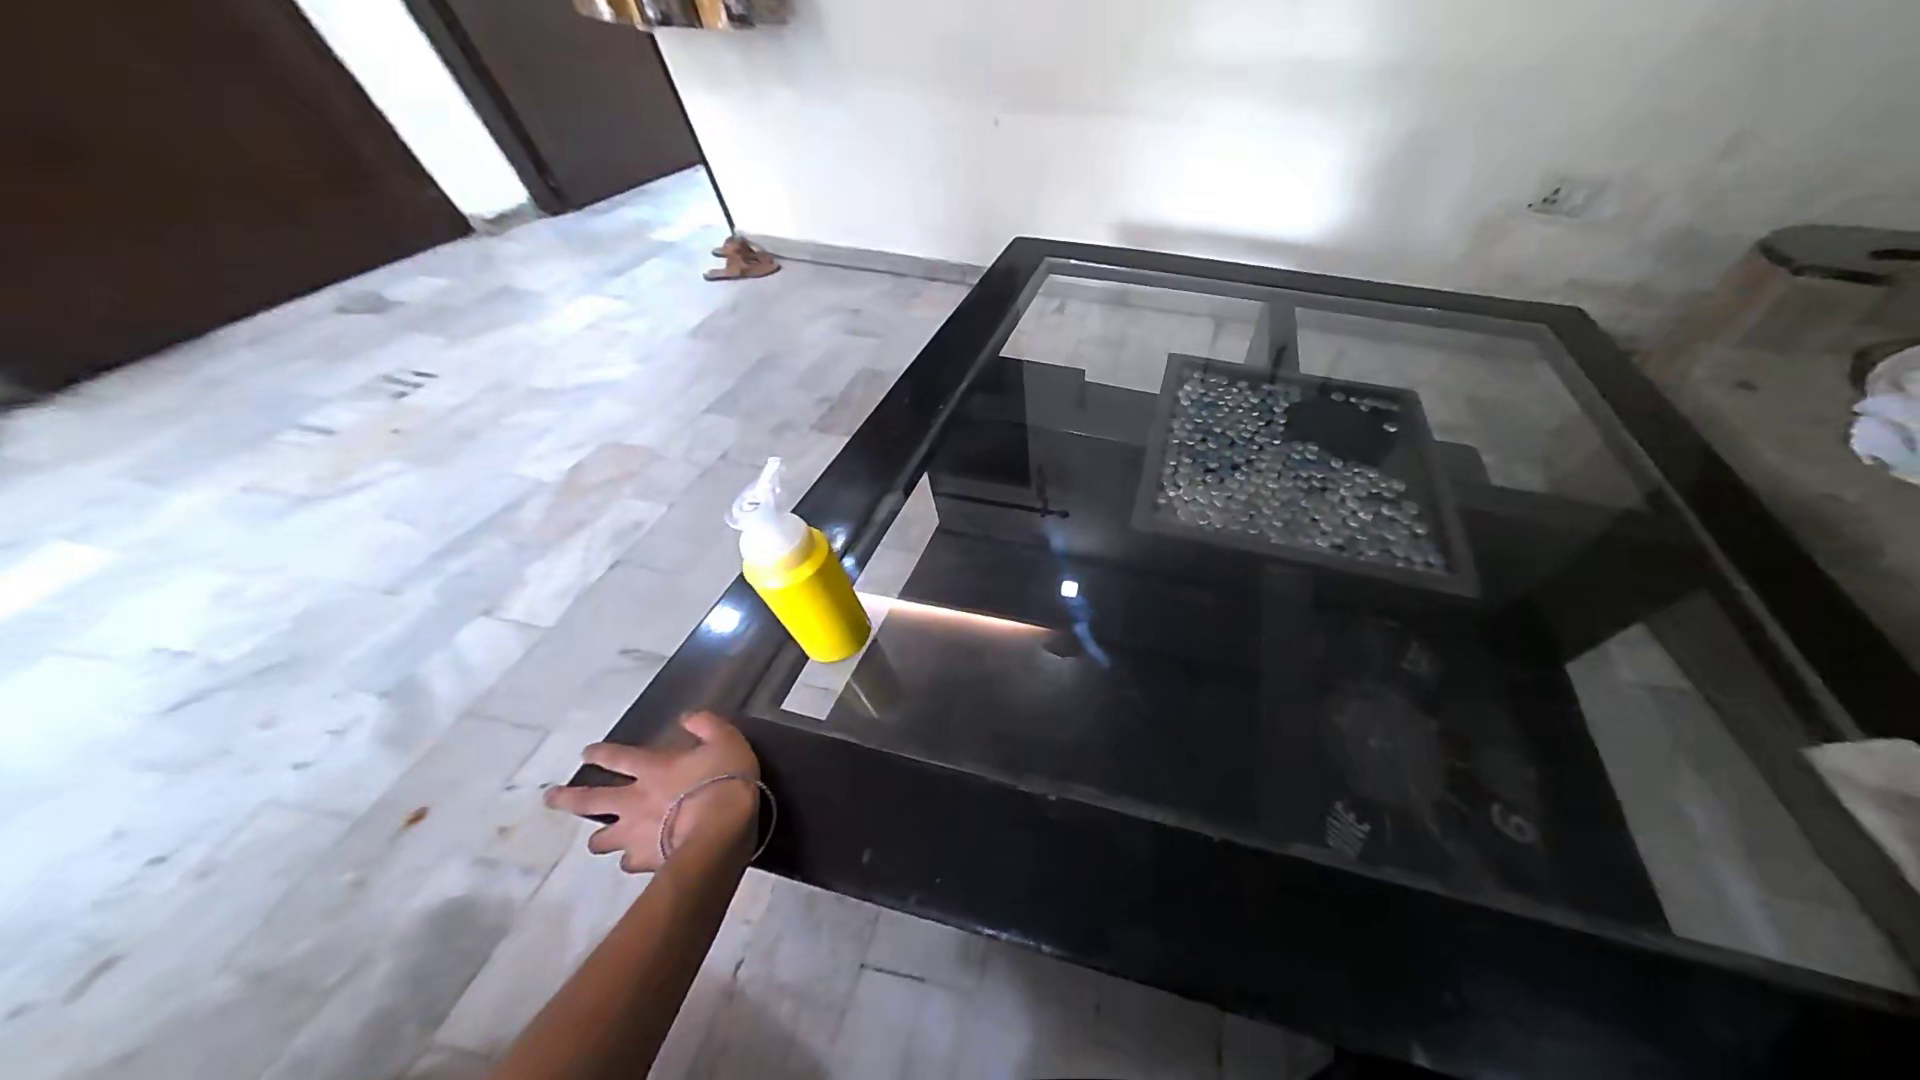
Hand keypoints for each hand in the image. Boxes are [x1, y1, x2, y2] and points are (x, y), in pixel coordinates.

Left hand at [543, 712, 759, 872]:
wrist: (721, 829)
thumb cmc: (725, 779)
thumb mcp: (725, 739)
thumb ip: (706, 724)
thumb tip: (687, 717)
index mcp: (651, 768)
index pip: (616, 756)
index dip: (599, 753)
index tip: (585, 753)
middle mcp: (633, 800)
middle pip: (589, 800)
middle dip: (567, 798)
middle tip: (550, 798)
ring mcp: (635, 833)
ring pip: (601, 839)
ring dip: (599, 838)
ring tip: (598, 841)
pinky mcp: (645, 860)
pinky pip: (628, 862)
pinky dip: (630, 859)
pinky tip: (636, 860)